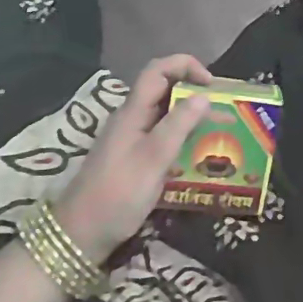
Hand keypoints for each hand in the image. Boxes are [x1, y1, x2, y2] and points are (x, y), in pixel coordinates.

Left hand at [56, 55, 212, 257]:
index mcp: (132, 112)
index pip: (158, 70)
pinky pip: (161, 135)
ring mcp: (131, 138)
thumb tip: (203, 96)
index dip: (185, 66)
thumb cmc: (117, 194)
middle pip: (163, 89)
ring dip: (191, 115)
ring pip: (164, 113)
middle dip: (194, 91)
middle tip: (222, 108)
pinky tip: (198, 152)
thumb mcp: (153, 159)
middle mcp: (131, 118)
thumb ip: (178, 125)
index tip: (212, 84)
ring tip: (218, 129)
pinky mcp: (134, 158)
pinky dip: (182, 136)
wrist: (80, 235)